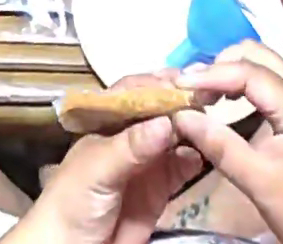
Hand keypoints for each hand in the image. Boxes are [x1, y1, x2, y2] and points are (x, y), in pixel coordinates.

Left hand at [6, 75, 202, 243]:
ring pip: (175, 134)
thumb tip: (167, 122)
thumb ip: (131, 146)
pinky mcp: (161, 187)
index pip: (136, 91)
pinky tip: (204, 154)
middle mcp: (131, 132)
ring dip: (193, 127)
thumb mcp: (98, 168)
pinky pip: (182, 166)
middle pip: (160, 108)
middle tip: (207, 97)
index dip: (159, 84)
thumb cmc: (72, 201)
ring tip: (210, 124)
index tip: (184, 81)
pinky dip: (195, 158)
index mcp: (110, 118)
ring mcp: (148, 159)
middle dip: (182, 101)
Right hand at [173, 42, 282, 243]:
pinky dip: (244, 80)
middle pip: (257, 54)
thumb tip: (182, 116)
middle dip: (221, 64)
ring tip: (205, 91)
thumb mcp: (258, 182)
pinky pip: (269, 78)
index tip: (180, 84)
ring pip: (264, 62)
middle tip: (192, 87)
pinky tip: (228, 98)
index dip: (211, 74)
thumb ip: (219, 146)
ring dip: (233, 68)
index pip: (247, 71)